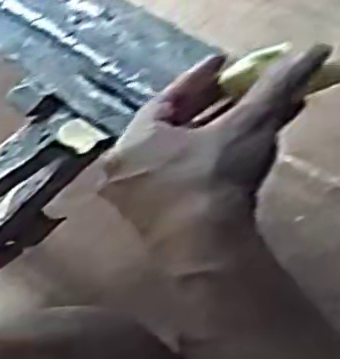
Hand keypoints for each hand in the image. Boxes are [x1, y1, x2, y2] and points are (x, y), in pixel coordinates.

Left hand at [99, 46, 331, 243]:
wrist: (197, 234)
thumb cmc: (211, 174)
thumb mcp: (249, 121)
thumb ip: (276, 85)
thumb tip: (308, 53)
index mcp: (130, 144)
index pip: (162, 101)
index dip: (197, 77)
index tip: (225, 60)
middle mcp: (121, 166)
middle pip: (170, 122)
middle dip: (217, 96)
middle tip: (252, 77)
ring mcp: (132, 188)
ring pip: (182, 143)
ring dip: (227, 118)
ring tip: (272, 97)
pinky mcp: (151, 203)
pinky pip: (184, 163)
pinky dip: (219, 142)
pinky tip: (262, 127)